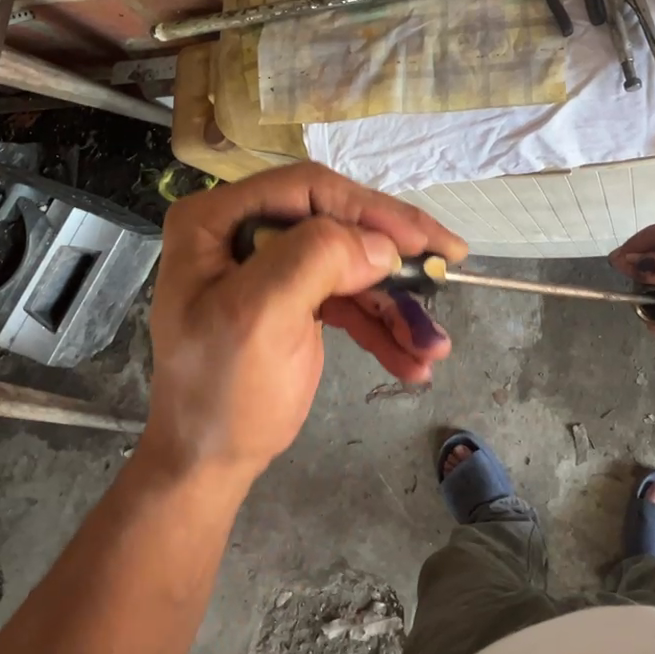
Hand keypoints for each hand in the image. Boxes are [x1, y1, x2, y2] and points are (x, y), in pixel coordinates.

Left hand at [141, 165, 465, 479]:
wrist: (205, 463)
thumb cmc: (217, 392)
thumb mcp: (257, 319)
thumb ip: (315, 262)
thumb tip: (381, 244)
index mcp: (219, 220)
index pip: (308, 190)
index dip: (369, 210)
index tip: (421, 240)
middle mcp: (247, 232)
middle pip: (339, 224)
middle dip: (394, 256)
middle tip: (449, 266)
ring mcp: (277, 268)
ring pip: (355, 265)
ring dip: (398, 304)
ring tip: (434, 345)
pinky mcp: (300, 300)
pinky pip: (353, 300)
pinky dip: (386, 327)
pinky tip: (413, 359)